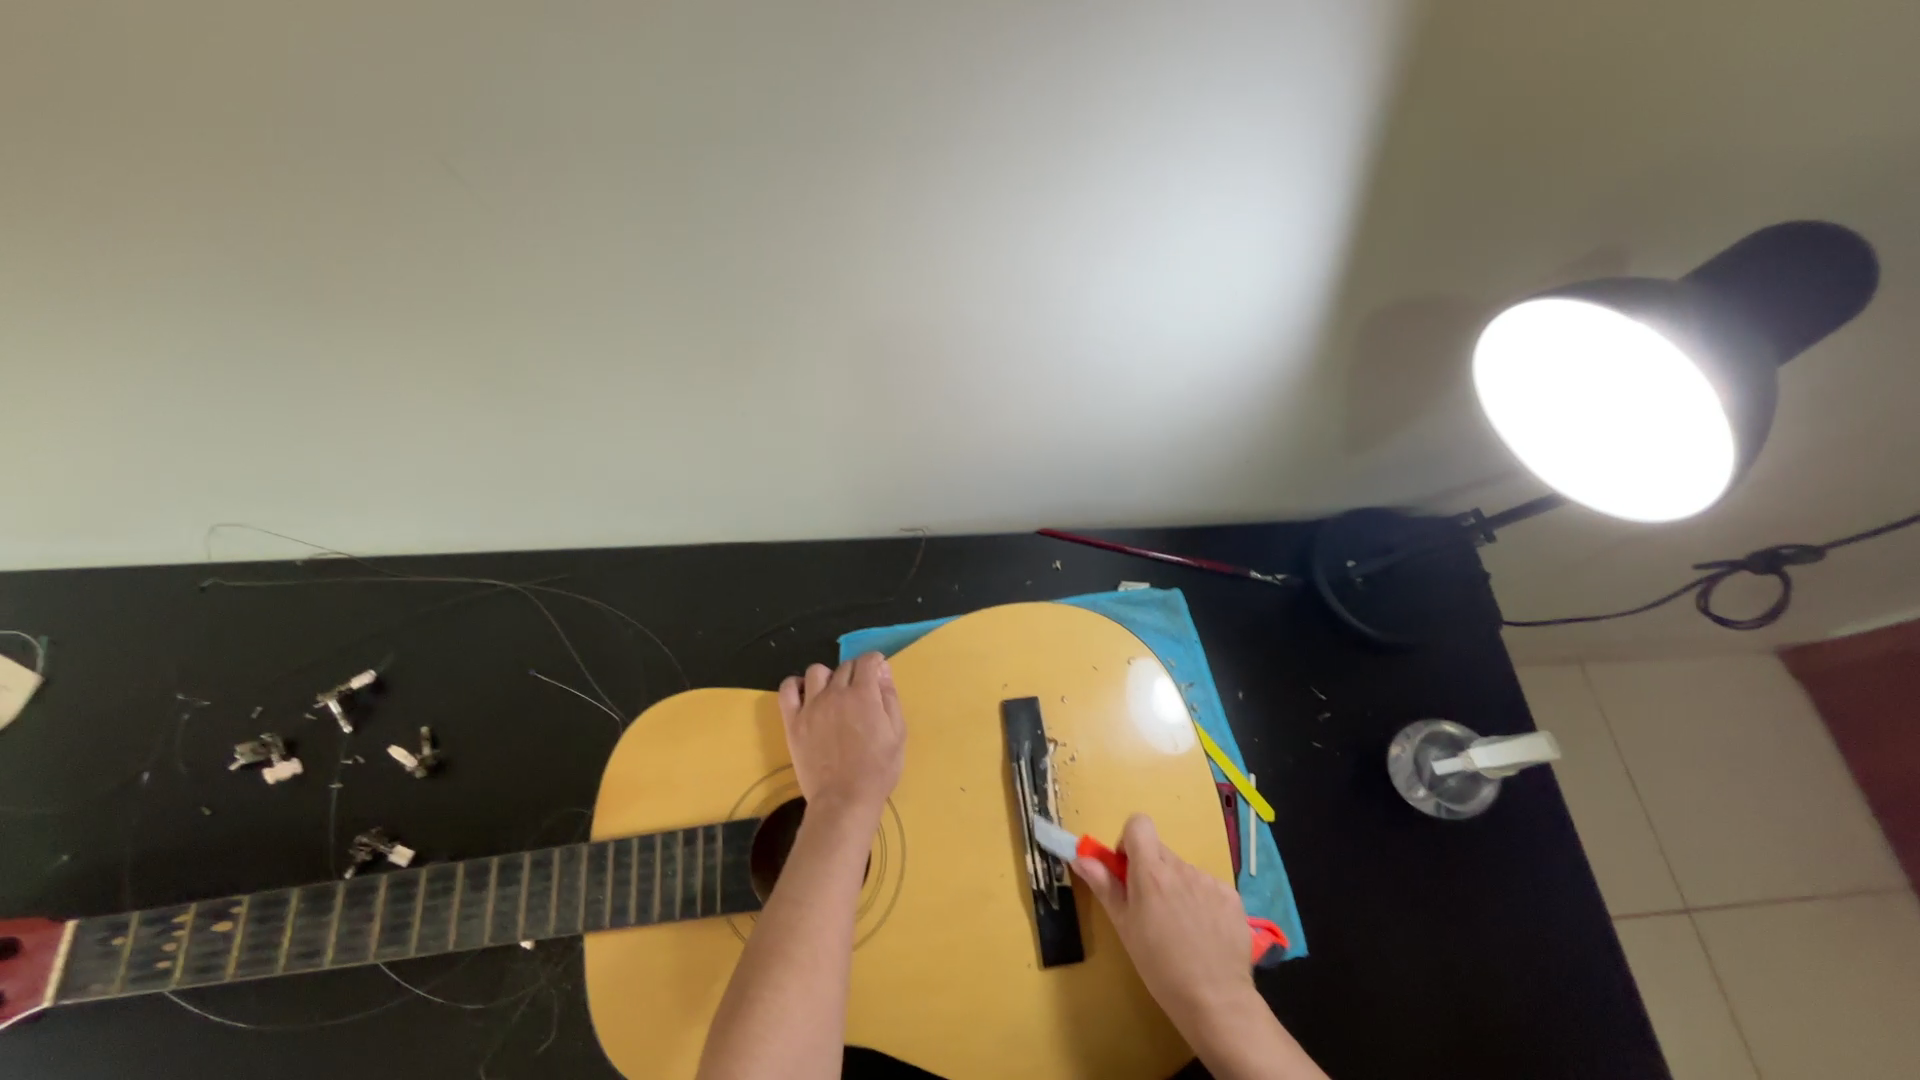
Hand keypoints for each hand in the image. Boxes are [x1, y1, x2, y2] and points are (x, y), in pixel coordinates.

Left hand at [776, 653, 905, 823]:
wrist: (845, 799)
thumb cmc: (878, 770)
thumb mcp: (897, 733)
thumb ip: (890, 698)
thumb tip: (882, 671)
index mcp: (864, 694)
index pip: (868, 661)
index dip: (876, 663)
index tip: (879, 674)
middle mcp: (836, 693)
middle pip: (845, 666)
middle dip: (856, 672)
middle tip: (861, 693)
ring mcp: (811, 706)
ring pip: (816, 671)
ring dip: (829, 676)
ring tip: (834, 694)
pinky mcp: (793, 721)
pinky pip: (787, 690)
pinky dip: (795, 685)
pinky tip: (805, 694)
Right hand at [1072, 814, 1253, 1027]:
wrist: (1214, 999)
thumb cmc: (1158, 965)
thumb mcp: (1124, 926)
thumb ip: (1103, 885)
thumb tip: (1080, 857)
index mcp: (1151, 872)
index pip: (1139, 823)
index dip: (1129, 841)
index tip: (1128, 870)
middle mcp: (1182, 868)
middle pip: (1160, 851)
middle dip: (1151, 871)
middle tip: (1150, 908)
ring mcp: (1210, 880)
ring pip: (1184, 871)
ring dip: (1176, 887)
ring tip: (1180, 927)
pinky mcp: (1232, 896)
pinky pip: (1208, 886)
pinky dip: (1201, 901)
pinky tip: (1203, 932)